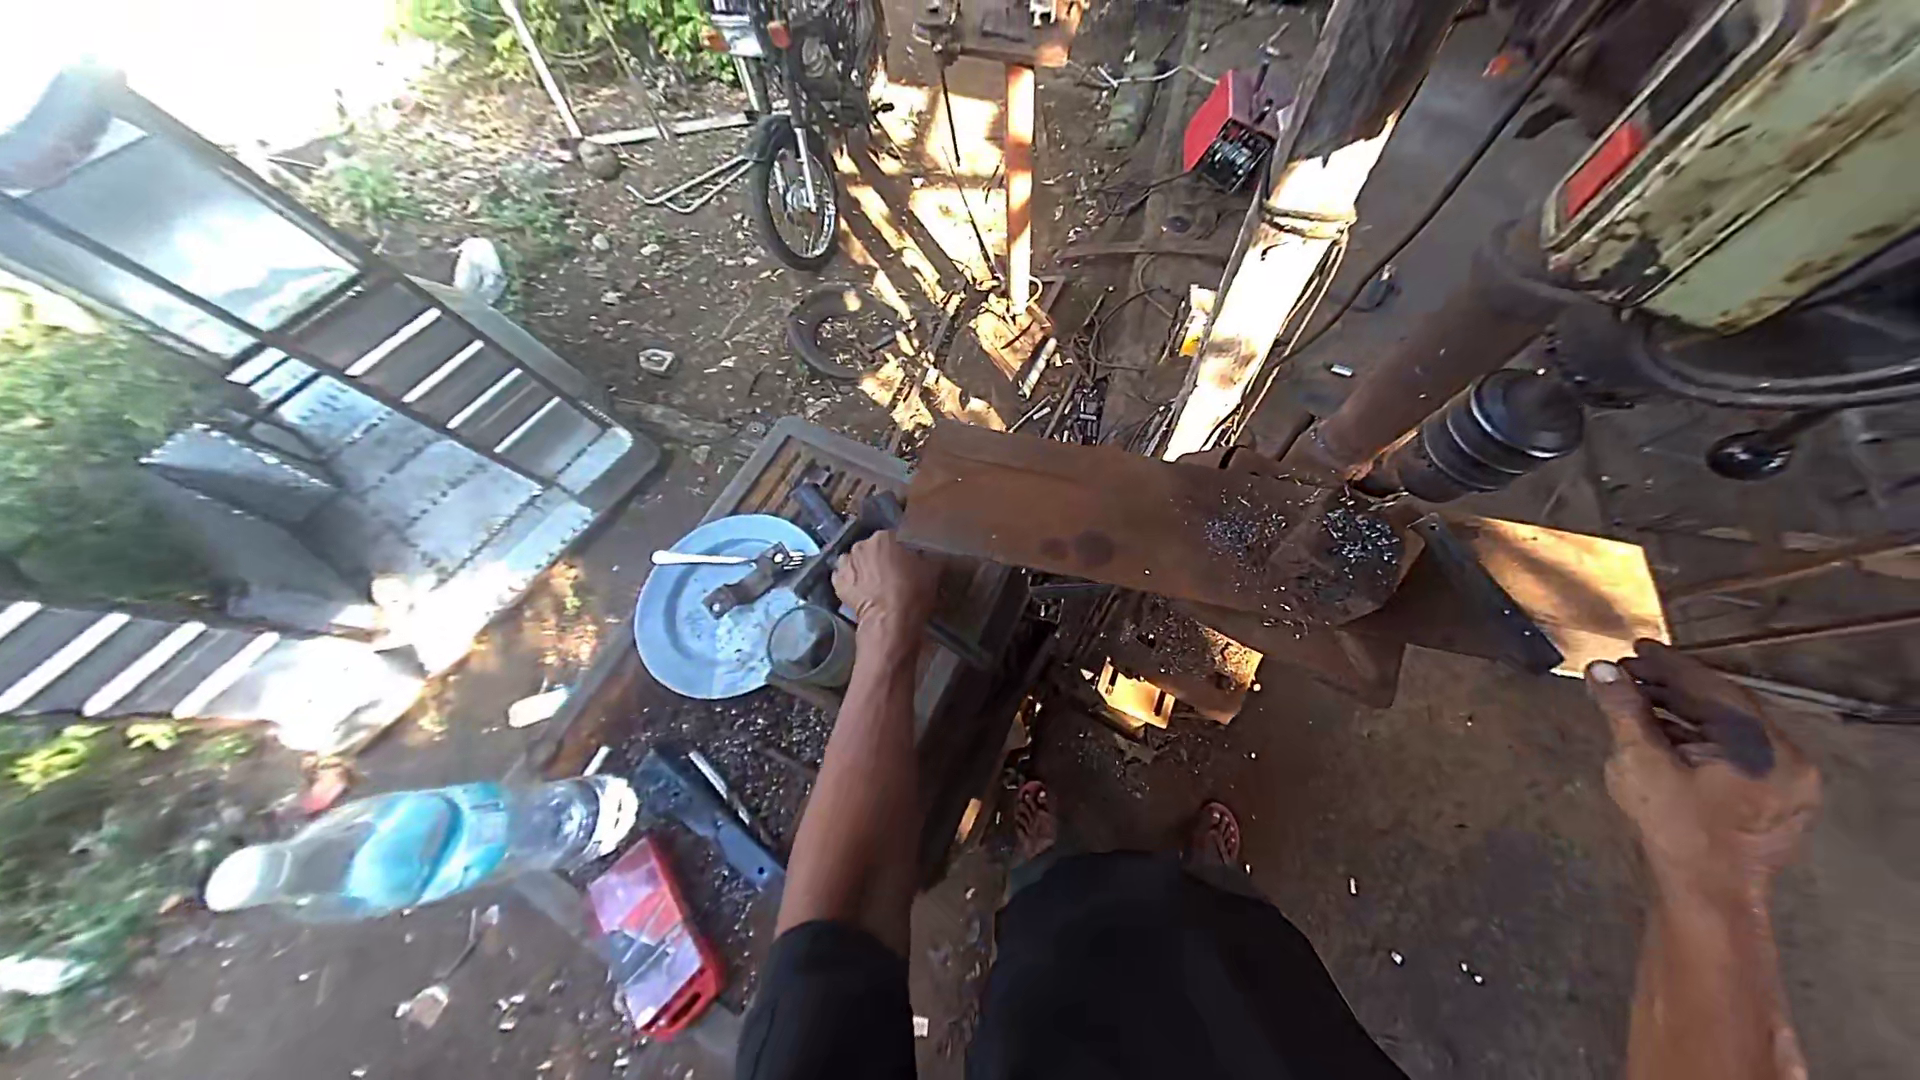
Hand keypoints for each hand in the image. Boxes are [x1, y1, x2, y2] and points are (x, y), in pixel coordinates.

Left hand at [833, 531, 938, 633]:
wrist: (890, 620)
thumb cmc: (914, 591)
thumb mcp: (934, 568)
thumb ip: (930, 554)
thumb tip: (930, 552)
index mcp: (885, 536)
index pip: (895, 538)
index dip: (902, 551)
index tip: (909, 563)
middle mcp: (862, 544)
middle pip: (873, 548)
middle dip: (882, 558)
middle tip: (894, 575)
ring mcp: (845, 563)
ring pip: (856, 561)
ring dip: (864, 568)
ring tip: (876, 584)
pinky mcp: (837, 583)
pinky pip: (845, 578)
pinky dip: (852, 583)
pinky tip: (862, 592)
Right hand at [1586, 640, 1819, 904]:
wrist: (1704, 887)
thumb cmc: (1672, 822)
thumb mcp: (1639, 759)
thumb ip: (1623, 709)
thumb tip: (1602, 668)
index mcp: (1764, 747)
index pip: (1713, 689)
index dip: (1670, 664)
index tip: (1637, 647)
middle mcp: (1789, 759)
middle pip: (1724, 706)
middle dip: (1673, 685)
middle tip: (1628, 670)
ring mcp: (1786, 780)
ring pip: (1728, 728)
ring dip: (1680, 708)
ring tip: (1635, 697)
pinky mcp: (1773, 795)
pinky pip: (1732, 749)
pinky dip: (1694, 732)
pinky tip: (1659, 729)